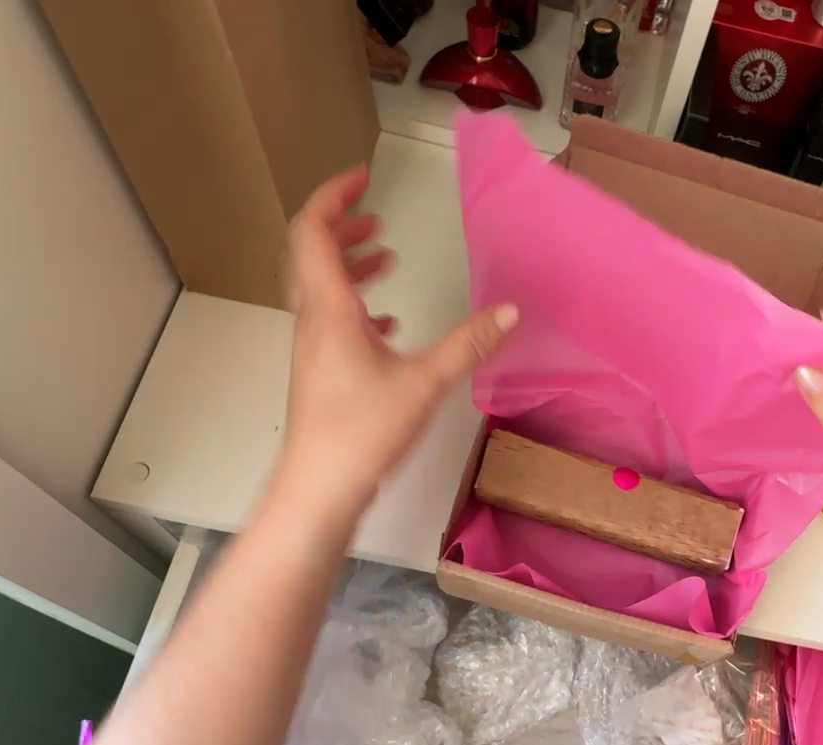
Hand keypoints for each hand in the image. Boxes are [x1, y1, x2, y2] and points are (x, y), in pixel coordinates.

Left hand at [272, 164, 518, 518]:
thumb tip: (510, 311)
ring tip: (385, 259)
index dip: (333, 197)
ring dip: (350, 268)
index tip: (362, 177)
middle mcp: (313, 323)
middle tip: (377, 217)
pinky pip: (333, 325)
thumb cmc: (362, 432)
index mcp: (328, 310)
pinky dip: (356, 309)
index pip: (314, 232)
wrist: (320, 489)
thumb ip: (468, 344)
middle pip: (312, 256)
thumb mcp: (424, 383)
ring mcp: (314, 351)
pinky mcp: (323, 376)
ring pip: (323, 291)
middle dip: (343, 229)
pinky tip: (387, 323)